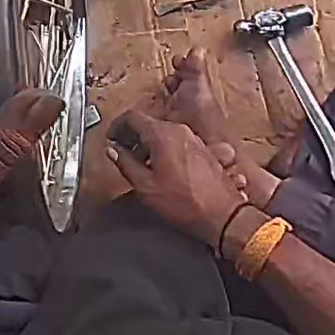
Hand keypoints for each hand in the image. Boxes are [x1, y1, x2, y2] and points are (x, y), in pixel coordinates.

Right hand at [107, 109, 246, 247]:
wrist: (223, 216)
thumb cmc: (184, 203)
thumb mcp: (145, 186)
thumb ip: (125, 163)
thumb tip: (112, 149)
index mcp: (162, 134)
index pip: (133, 117)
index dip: (117, 126)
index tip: (110, 138)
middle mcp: (179, 130)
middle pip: (149, 124)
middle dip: (132, 136)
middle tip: (121, 151)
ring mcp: (194, 139)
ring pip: (164, 133)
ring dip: (149, 143)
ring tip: (139, 163)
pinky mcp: (204, 150)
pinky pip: (178, 141)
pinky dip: (165, 149)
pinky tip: (161, 168)